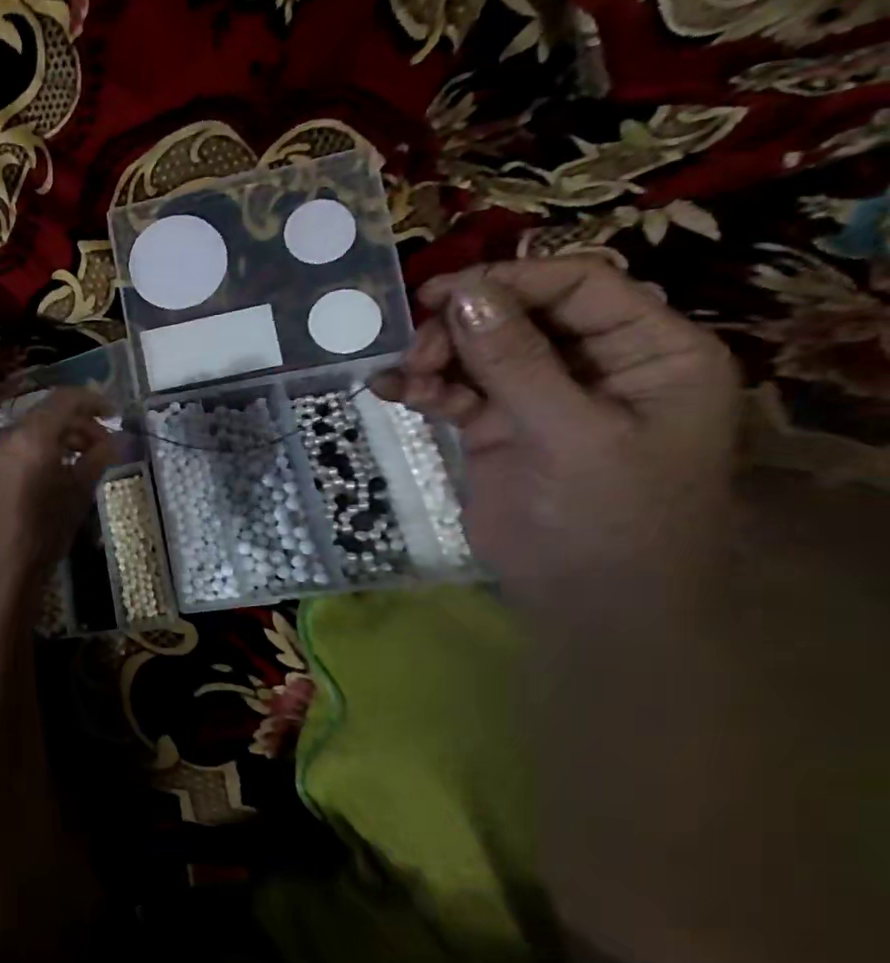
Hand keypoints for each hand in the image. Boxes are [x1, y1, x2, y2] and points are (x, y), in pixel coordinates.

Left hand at [0, 386, 117, 583]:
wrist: (6, 563)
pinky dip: (45, 445)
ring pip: (35, 426)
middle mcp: (10, 435)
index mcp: (32, 436)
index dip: (94, 401)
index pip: (65, 399)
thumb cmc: (47, 528)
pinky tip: (63, 465)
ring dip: (63, 433)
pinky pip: (22, 442)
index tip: (115, 414)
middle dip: (80, 420)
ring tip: (89, 456)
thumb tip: (118, 439)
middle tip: (105, 441)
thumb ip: (99, 457)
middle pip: (48, 411)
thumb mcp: (80, 490)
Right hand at [371, 257, 739, 609]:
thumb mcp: (570, 434)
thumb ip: (516, 363)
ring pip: (479, 353)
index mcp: (650, 351)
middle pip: (519, 315)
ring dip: (435, 358)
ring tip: (402, 379)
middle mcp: (596, 364)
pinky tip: (391, 392)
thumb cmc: (608, 517)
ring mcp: (541, 398)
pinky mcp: (496, 429)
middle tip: (415, 351)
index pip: (580, 286)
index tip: (440, 294)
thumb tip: (463, 295)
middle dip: (462, 327)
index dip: (510, 281)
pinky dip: (424, 388)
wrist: (585, 601)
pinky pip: (456, 392)